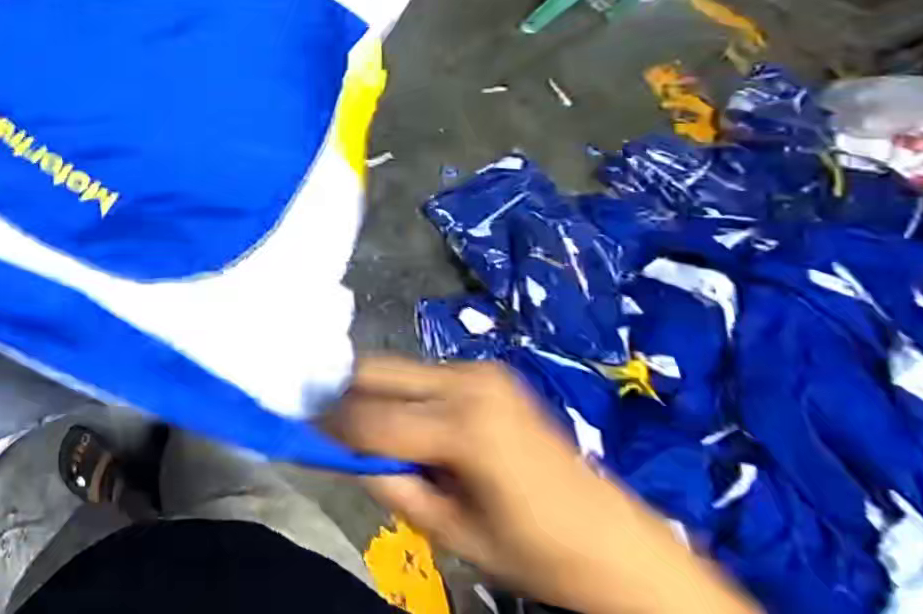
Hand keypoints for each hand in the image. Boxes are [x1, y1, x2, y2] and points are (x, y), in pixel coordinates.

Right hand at [329, 357, 758, 613]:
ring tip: (362, 428)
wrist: (625, 550)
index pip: (368, 416)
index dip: (328, 423)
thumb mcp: (454, 533)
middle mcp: (468, 383)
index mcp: (464, 427)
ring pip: (394, 368)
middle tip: (317, 418)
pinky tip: (404, 424)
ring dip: (370, 394)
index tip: (296, 425)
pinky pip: (420, 375)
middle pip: (374, 373)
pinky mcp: (488, 372)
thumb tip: (338, 449)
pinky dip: (400, 394)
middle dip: (341, 394)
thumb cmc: (539, 553)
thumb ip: (390, 484)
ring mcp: (480, 372)